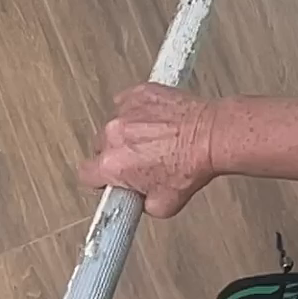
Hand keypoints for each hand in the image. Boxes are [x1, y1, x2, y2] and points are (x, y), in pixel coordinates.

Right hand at [77, 83, 219, 217]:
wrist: (211, 134)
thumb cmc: (192, 165)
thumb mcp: (163, 206)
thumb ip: (139, 203)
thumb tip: (137, 198)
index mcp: (113, 164)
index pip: (86, 174)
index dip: (99, 178)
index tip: (110, 178)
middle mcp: (113, 134)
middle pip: (101, 147)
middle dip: (117, 155)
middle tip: (140, 159)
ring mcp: (125, 109)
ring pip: (115, 124)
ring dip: (128, 132)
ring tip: (155, 139)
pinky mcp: (138, 92)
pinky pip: (128, 103)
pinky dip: (138, 111)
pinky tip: (156, 121)